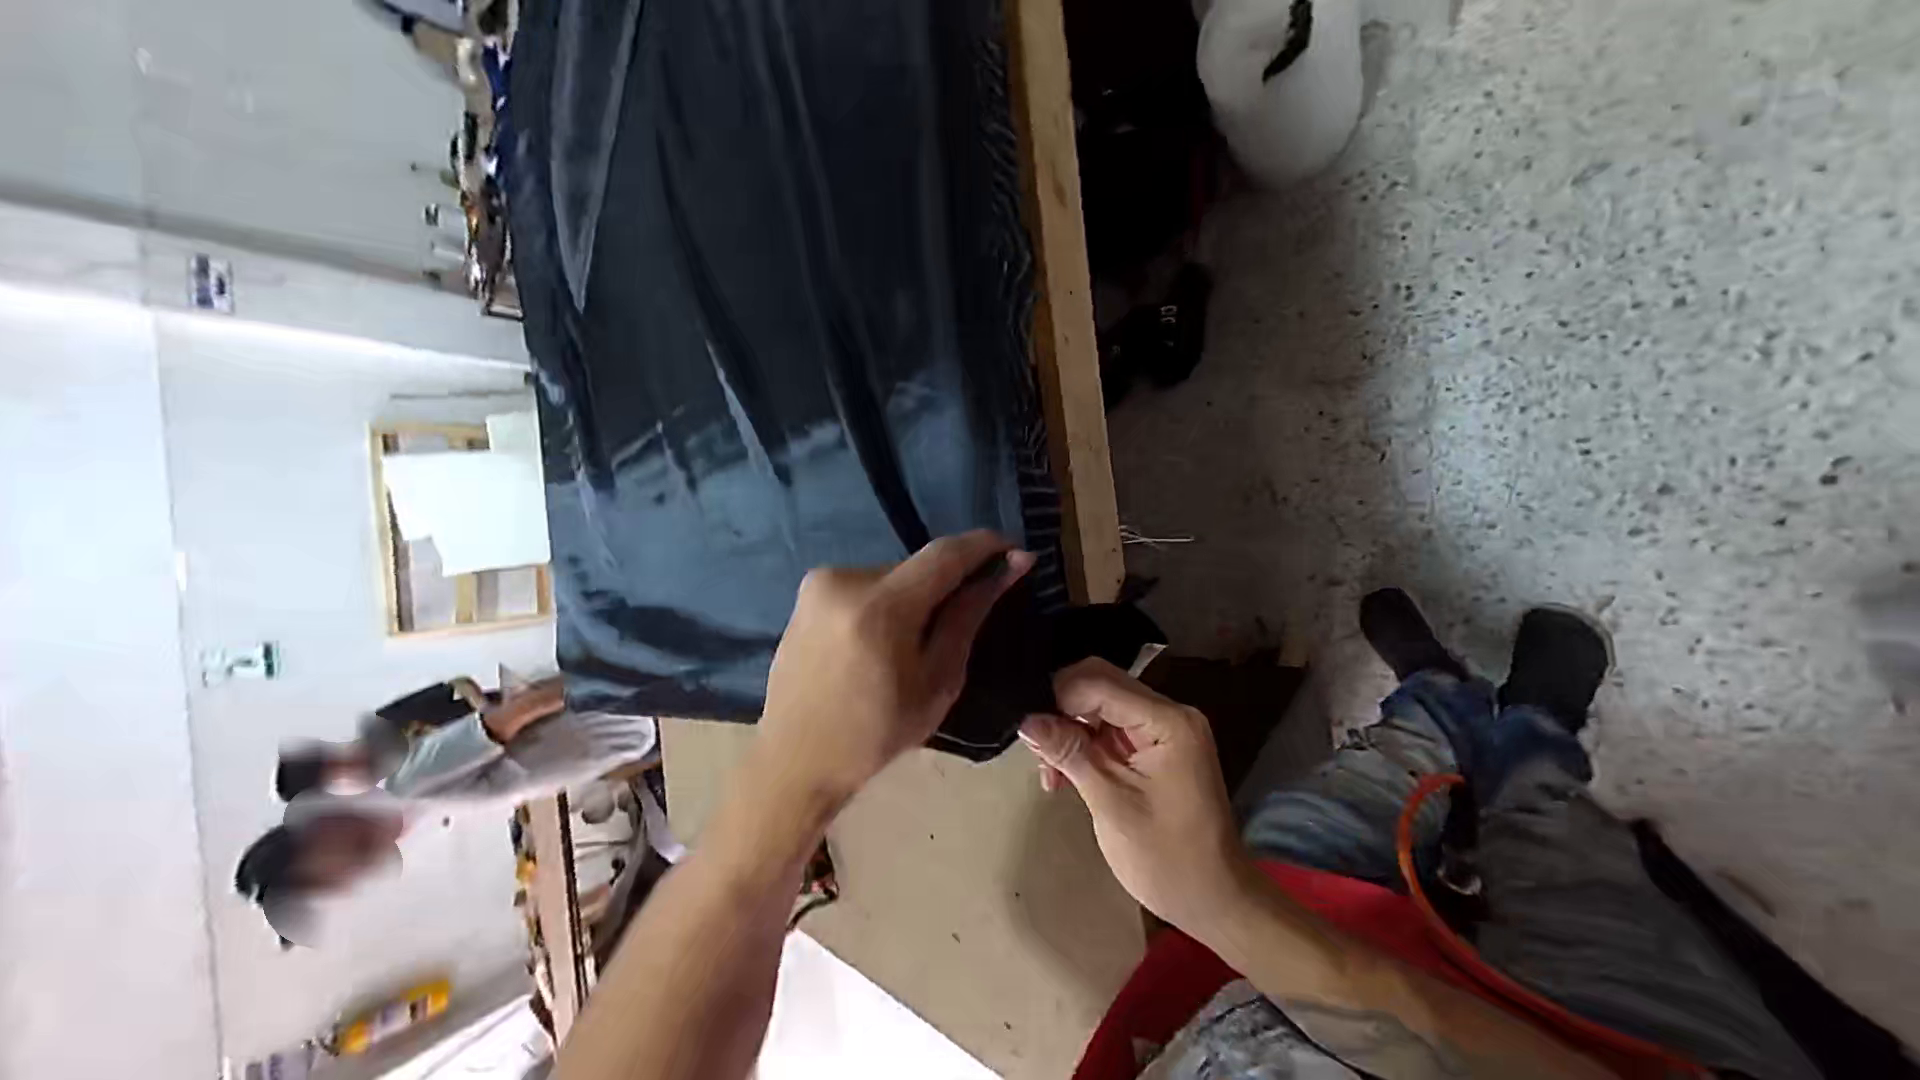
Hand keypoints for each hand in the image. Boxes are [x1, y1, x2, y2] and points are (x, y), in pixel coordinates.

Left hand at [756, 531, 1033, 804]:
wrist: (796, 759)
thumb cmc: (875, 733)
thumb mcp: (937, 682)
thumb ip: (968, 617)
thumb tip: (1006, 569)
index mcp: (879, 609)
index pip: (944, 554)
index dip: (984, 547)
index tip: (1014, 551)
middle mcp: (844, 581)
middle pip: (918, 567)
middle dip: (947, 584)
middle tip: (963, 618)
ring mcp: (819, 584)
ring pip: (892, 576)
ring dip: (914, 596)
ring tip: (911, 643)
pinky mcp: (806, 593)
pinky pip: (865, 585)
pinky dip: (885, 603)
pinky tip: (880, 642)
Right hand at [1019, 659, 1254, 932]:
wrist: (1214, 900)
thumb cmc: (1167, 859)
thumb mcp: (1111, 804)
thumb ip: (1069, 753)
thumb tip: (1025, 720)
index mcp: (1168, 721)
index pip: (1100, 683)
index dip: (1058, 698)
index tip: (1028, 728)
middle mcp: (1168, 712)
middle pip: (1100, 684)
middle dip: (1060, 709)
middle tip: (1036, 747)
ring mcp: (1162, 728)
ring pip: (1099, 703)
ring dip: (1067, 728)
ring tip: (1048, 769)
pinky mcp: (1153, 745)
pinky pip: (1108, 726)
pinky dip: (1082, 742)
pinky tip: (1063, 773)